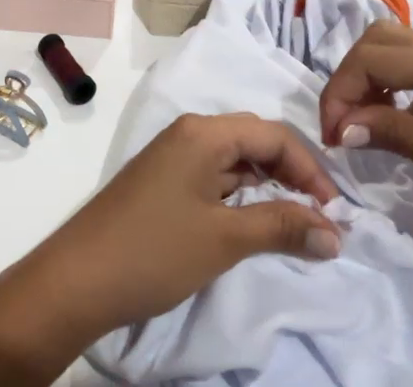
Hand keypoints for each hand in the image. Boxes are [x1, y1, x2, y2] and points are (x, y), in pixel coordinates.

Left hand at [11, 113, 341, 342]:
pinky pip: (212, 177)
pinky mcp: (161, 183)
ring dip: (267, 186)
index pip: (272, 134)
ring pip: (233, 160)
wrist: (77, 279)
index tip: (335, 211)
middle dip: (291, 173)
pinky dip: (240, 196)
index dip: (310, 168)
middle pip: (253, 140)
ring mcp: (170, 158)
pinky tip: (253, 223)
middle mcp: (186, 134)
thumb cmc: (155, 250)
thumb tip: (335, 232)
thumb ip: (282, 226)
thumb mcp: (225, 239)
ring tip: (294, 222)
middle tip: (319, 215)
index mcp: (202, 133)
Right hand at [317, 22, 412, 271]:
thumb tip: (343, 124)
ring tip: (369, 129)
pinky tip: (410, 132)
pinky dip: (403, 93)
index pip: (371, 58)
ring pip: (406, 52)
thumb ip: (398, 136)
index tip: (331, 139)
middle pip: (384, 38)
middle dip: (352, 74)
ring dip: (376, 81)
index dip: (340, 92)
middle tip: (345, 124)